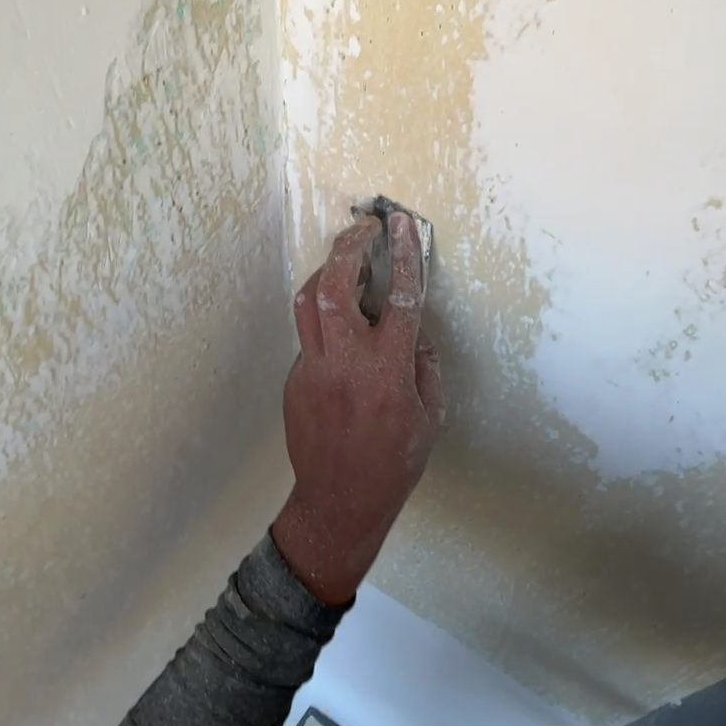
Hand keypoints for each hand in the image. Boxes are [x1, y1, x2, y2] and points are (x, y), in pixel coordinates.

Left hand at [271, 212, 443, 605]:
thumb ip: (424, 366)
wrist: (339, 503)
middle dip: (348, 247)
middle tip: (364, 228)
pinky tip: (344, 333)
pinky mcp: (295, 380)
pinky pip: (309, 336)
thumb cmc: (394, 464)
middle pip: (333, 285)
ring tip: (346, 262)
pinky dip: (326, 321)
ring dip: (326, 272)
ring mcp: (313, 370)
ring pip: (307, 302)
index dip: (403, 255)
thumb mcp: (430, 416)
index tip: (400, 222)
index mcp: (387, 370)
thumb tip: (414, 332)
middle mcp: (345, 362)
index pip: (399, 298)